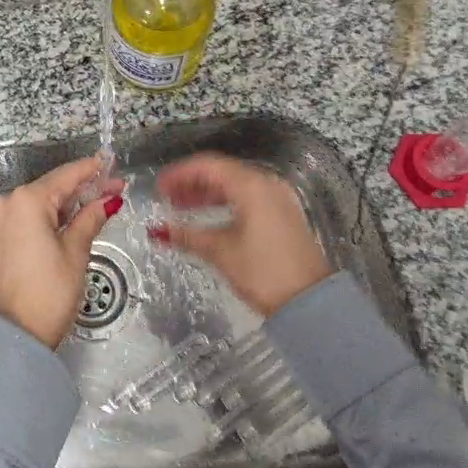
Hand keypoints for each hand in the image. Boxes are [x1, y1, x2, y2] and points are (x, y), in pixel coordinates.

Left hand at [0, 156, 125, 348]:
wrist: (16, 333)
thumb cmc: (49, 291)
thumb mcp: (76, 252)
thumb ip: (91, 218)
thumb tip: (109, 199)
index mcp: (27, 200)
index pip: (66, 176)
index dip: (92, 170)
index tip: (113, 164)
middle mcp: (9, 203)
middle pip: (53, 187)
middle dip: (85, 188)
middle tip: (117, 189)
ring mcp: (2, 220)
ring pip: (43, 202)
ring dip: (71, 203)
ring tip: (103, 202)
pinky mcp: (1, 237)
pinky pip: (31, 216)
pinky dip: (54, 216)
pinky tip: (77, 218)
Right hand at [153, 153, 332, 315]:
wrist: (311, 301)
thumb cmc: (263, 272)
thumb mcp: (220, 252)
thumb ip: (186, 236)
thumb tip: (157, 231)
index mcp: (250, 186)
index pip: (207, 166)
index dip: (179, 174)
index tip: (158, 188)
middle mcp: (266, 184)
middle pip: (221, 172)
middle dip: (191, 183)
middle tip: (167, 198)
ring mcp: (278, 198)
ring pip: (235, 185)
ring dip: (207, 194)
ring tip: (182, 209)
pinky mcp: (284, 214)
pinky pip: (248, 197)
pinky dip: (225, 202)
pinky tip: (209, 218)